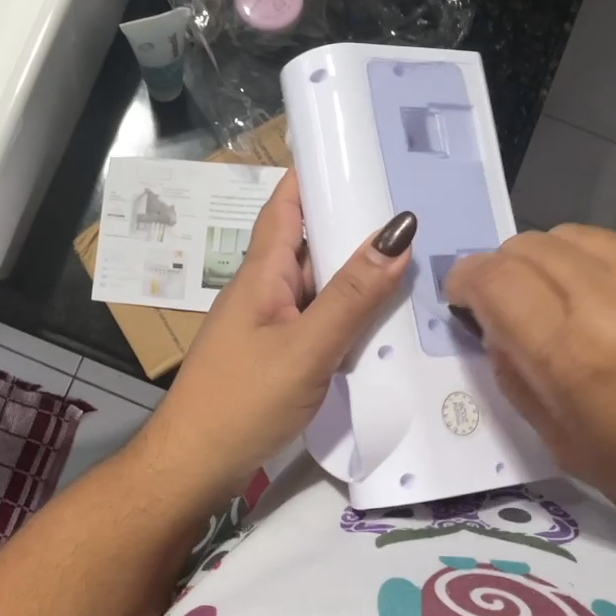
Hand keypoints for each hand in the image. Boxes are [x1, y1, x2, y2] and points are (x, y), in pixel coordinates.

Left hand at [133, 170, 415, 502]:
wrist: (194, 467)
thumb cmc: (242, 402)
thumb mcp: (305, 348)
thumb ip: (352, 296)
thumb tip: (398, 232)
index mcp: (261, 273)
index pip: (287, 205)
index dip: (318, 173)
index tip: (365, 149)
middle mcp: (264, 290)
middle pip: (311, 244)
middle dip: (356, 224)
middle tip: (420, 205)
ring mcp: (269, 325)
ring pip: (319, 286)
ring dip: (358, 273)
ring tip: (420, 255)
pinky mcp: (277, 356)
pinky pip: (318, 321)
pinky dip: (350, 315)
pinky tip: (386, 320)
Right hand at [445, 224, 615, 558]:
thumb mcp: (569, 448)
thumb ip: (519, 381)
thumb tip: (496, 332)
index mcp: (573, 352)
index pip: (491, 278)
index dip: (463, 281)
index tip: (463, 301)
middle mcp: (610, 296)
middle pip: (525, 245)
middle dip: (501, 270)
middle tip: (508, 306)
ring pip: (571, 235)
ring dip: (546, 262)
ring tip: (561, 302)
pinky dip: (597, 267)